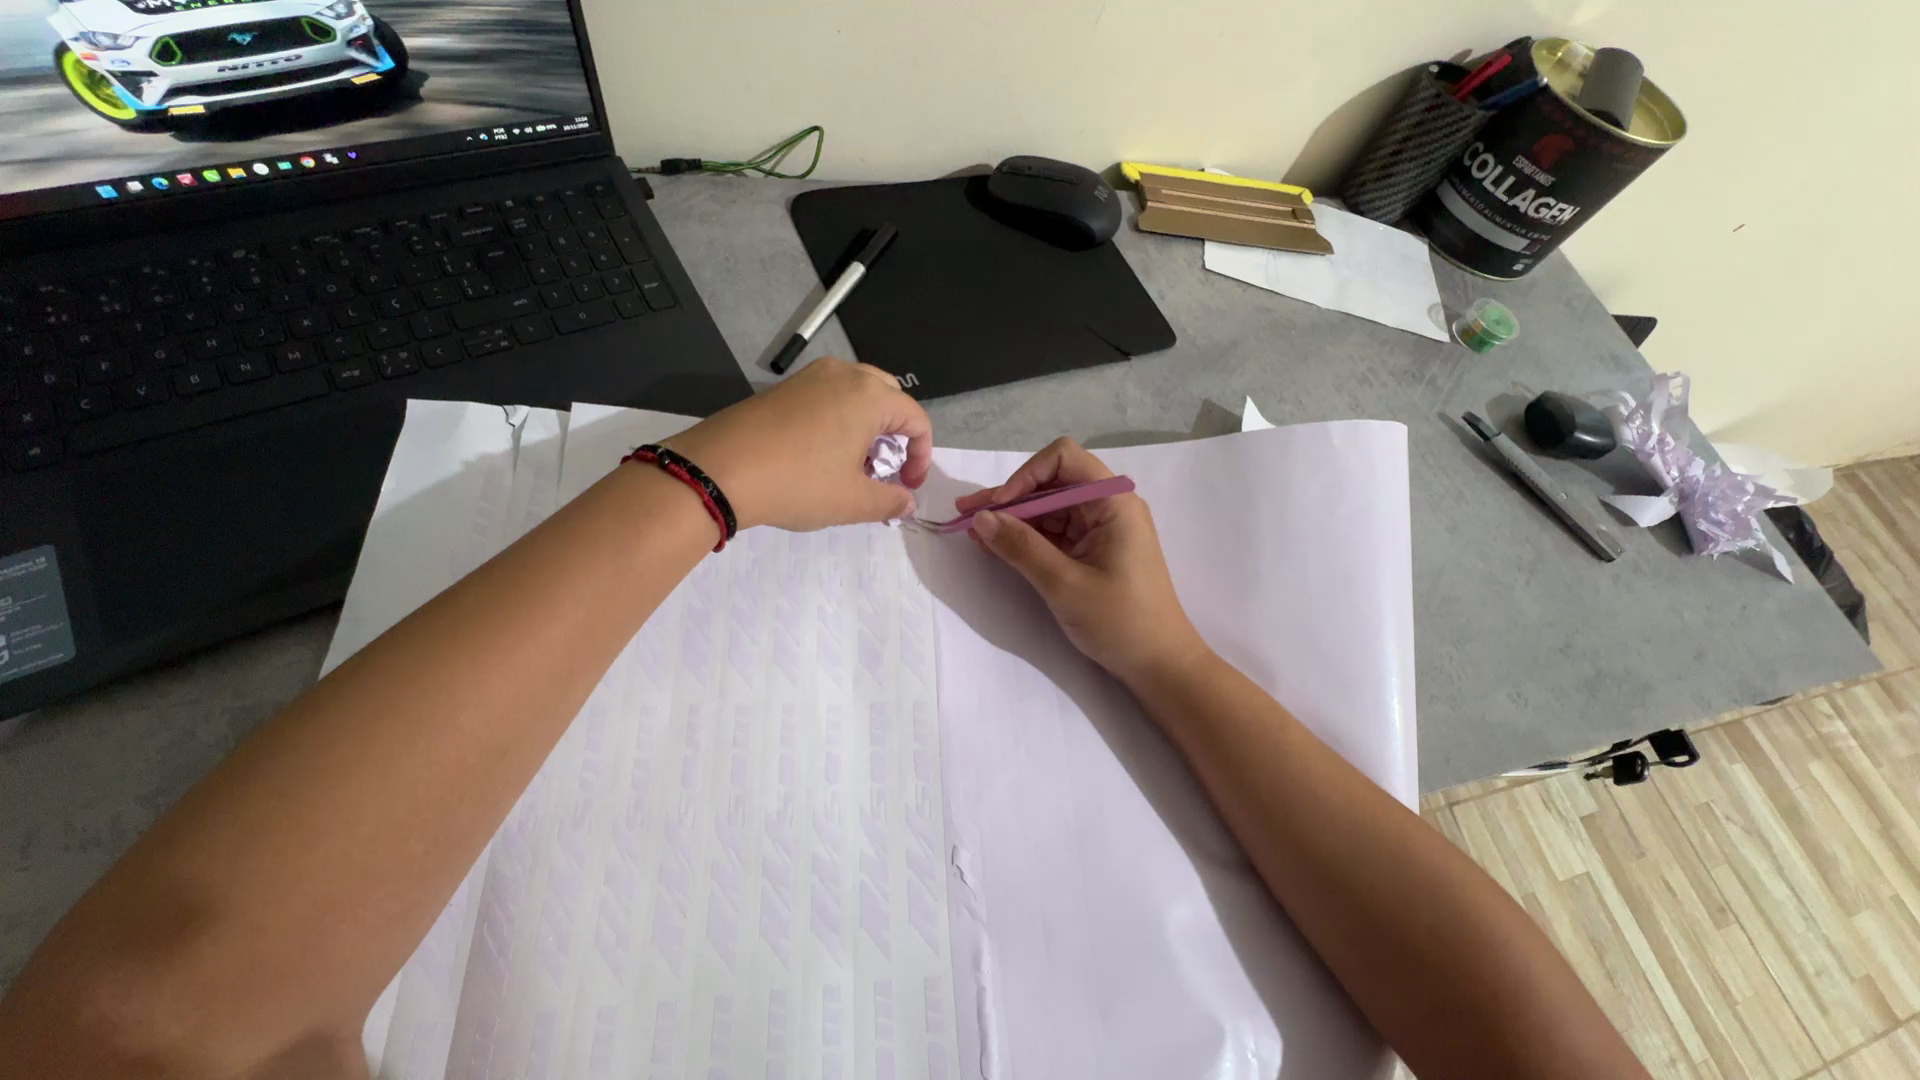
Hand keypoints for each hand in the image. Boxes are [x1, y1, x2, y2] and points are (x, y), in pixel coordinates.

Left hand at [666, 358, 930, 531]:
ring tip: (853, 465)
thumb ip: (889, 501)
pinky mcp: (784, 389)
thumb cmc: (797, 483)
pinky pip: (827, 397)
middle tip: (884, 470)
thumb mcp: (851, 502)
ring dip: (867, 427)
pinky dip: (839, 421)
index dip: (922, 456)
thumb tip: (908, 504)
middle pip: (889, 398)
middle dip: (896, 435)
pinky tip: (820, 454)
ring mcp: (810, 377)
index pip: (917, 419)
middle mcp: (844, 375)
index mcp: (869, 396)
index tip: (908, 487)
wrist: (718, 470)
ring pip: (857, 395)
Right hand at [959, 437, 1208, 683]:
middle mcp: (1108, 506)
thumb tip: (980, 518)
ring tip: (973, 532)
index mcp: (1113, 502)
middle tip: (964, 513)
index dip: (1025, 476)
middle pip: (1052, 483)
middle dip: (1009, 498)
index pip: (1063, 459)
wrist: (1160, 664)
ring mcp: (1101, 529)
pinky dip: (1026, 538)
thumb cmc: (1121, 622)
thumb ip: (1021, 548)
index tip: (998, 507)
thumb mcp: (1064, 585)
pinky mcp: (1093, 550)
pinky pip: (1054, 532)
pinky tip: (996, 545)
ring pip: (1049, 509)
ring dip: (1013, 518)